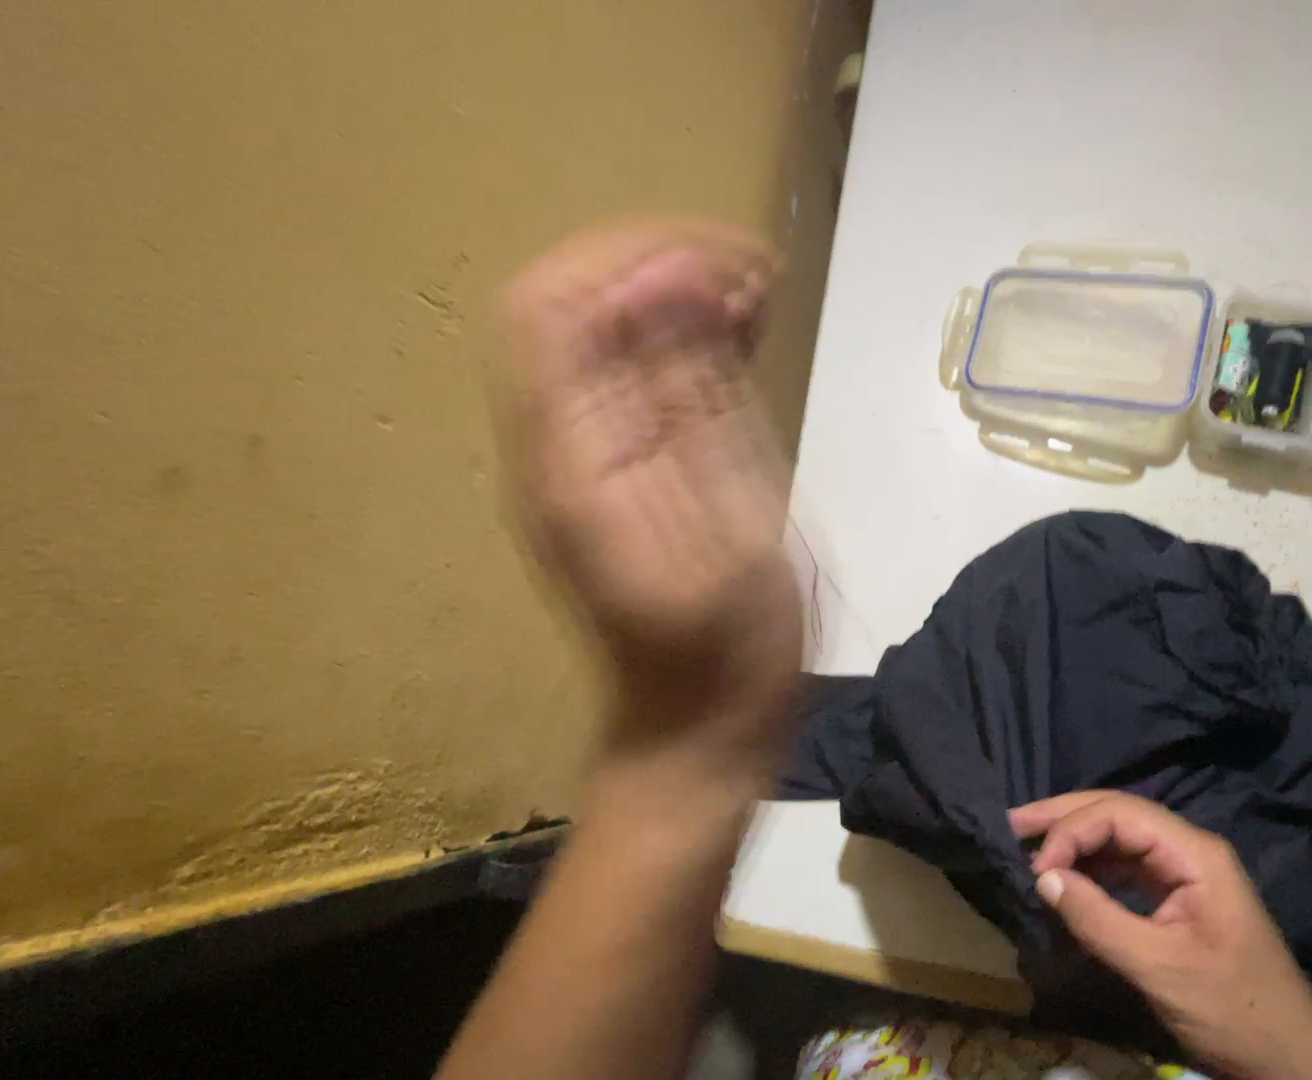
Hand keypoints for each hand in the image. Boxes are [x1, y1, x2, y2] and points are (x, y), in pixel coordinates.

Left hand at [499, 220, 801, 775]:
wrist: (696, 734)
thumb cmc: (730, 655)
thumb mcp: (733, 526)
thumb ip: (698, 403)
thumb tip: (674, 279)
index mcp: (570, 462)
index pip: (553, 302)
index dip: (637, 258)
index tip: (733, 272)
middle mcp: (553, 448)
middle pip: (569, 303)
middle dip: (662, 266)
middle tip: (757, 284)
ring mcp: (576, 459)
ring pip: (597, 333)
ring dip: (675, 297)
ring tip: (758, 302)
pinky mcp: (611, 471)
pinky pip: (627, 376)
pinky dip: (681, 341)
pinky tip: (740, 339)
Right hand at [1010, 792, 1311, 1079]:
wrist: (1291, 1062)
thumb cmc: (1233, 1012)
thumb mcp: (1160, 969)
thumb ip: (1099, 919)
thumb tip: (1043, 877)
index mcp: (1194, 854)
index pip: (1119, 815)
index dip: (1072, 831)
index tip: (1037, 867)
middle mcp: (1188, 851)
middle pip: (1118, 814)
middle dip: (1065, 818)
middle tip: (1013, 822)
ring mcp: (1184, 874)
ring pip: (1119, 838)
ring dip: (1075, 841)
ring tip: (1029, 845)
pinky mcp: (1177, 899)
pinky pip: (1126, 869)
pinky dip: (1091, 869)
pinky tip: (1064, 879)